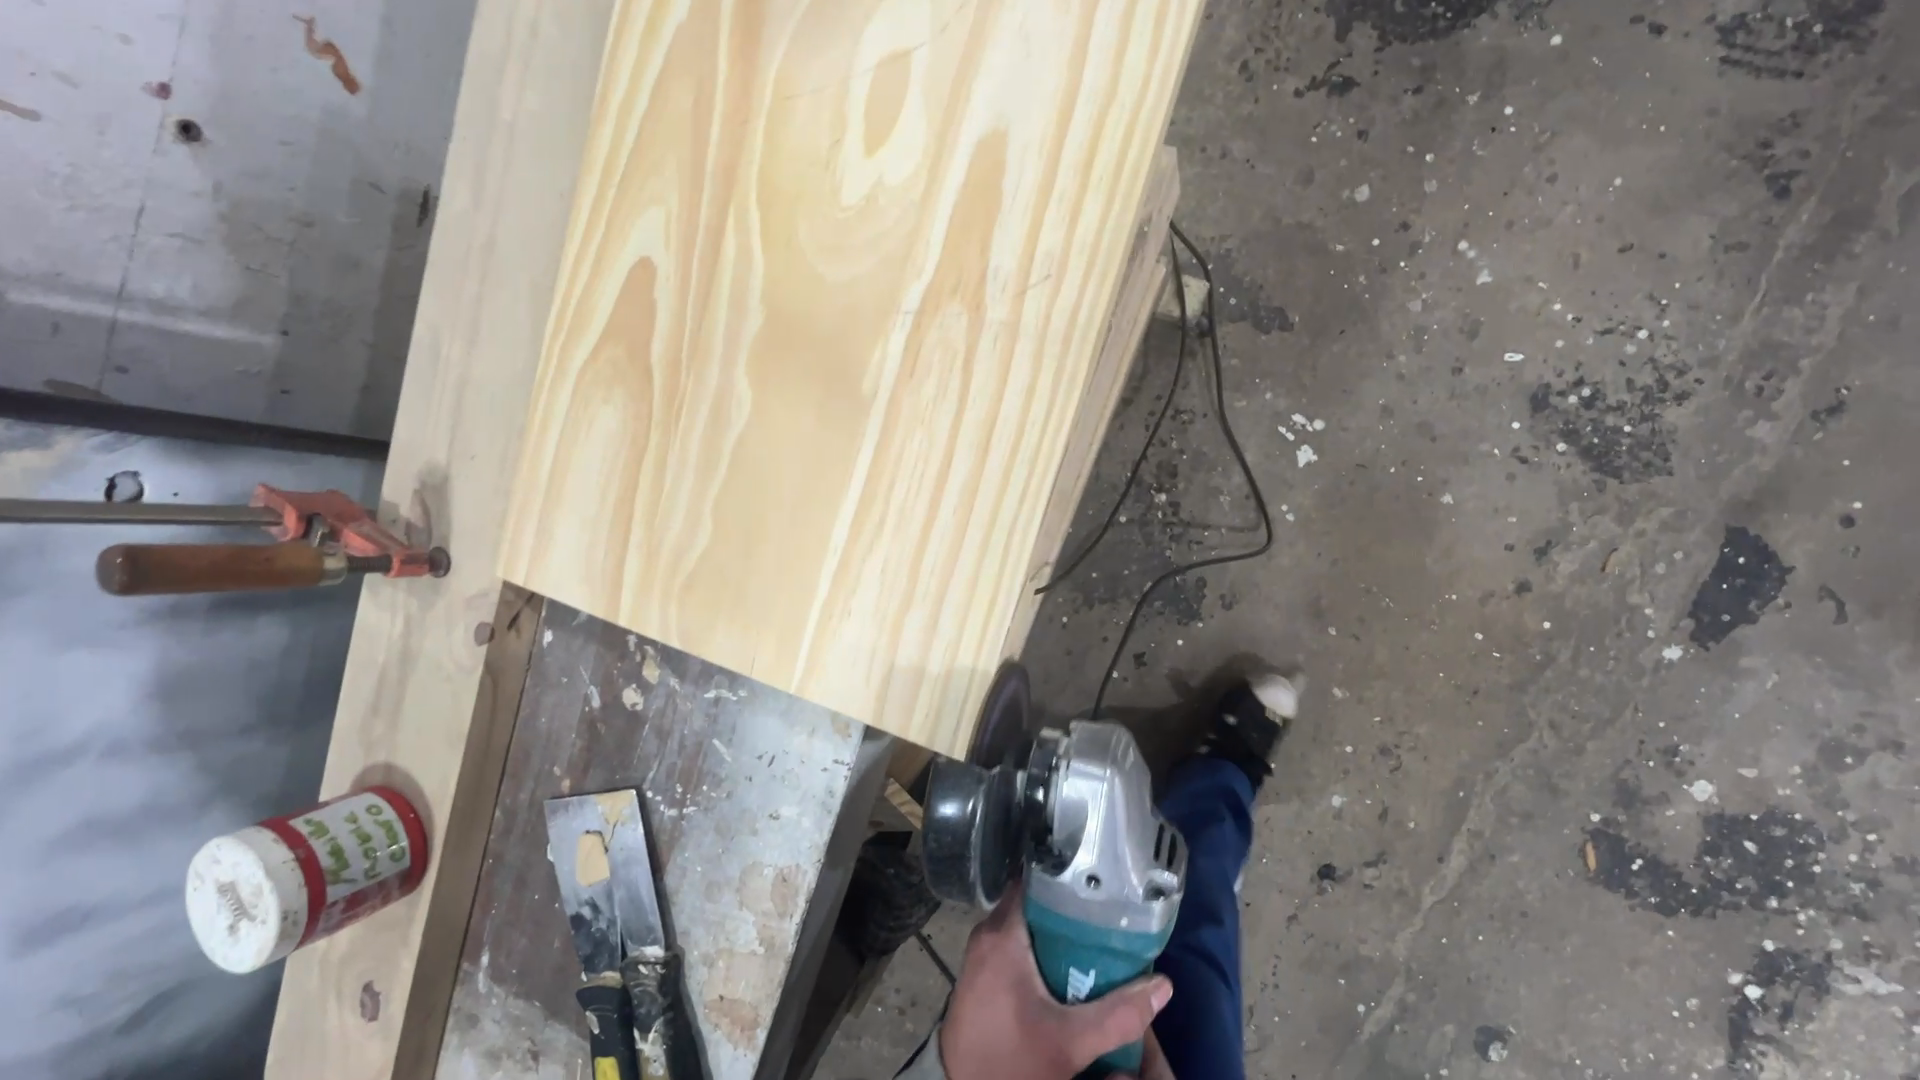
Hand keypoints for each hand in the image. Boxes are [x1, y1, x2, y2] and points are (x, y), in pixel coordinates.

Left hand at [939, 881, 1172, 1079]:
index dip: (1069, 877)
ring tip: (1100, 944)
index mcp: (1002, 935)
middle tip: (1112, 918)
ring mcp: (981, 957)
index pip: (1036, 881)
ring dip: (1060, 937)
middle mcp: (987, 936)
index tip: (1102, 883)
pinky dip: (1044, 955)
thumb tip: (1163, 986)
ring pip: (1028, 930)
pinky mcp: (983, 978)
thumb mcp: (1070, 1043)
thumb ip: (1119, 1015)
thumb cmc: (1009, 1060)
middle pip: (1036, 906)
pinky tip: (1072, 971)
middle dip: (1073, 912)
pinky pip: (1018, 951)